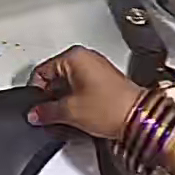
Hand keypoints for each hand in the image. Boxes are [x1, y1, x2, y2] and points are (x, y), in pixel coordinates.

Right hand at [26, 45, 144, 139]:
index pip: (42, 70)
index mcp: (75, 56)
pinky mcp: (104, 80)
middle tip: (49, 113)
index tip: (36, 107)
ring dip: (63, 99)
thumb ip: (47, 112)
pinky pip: (81, 86)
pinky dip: (75, 99)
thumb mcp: (71, 111)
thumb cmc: (112, 107)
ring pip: (68, 82)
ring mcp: (96, 68)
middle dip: (50, 96)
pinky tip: (78, 113)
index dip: (36, 91)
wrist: (139, 118)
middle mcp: (86, 57)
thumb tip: (35, 114)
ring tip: (65, 115)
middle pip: (54, 76)